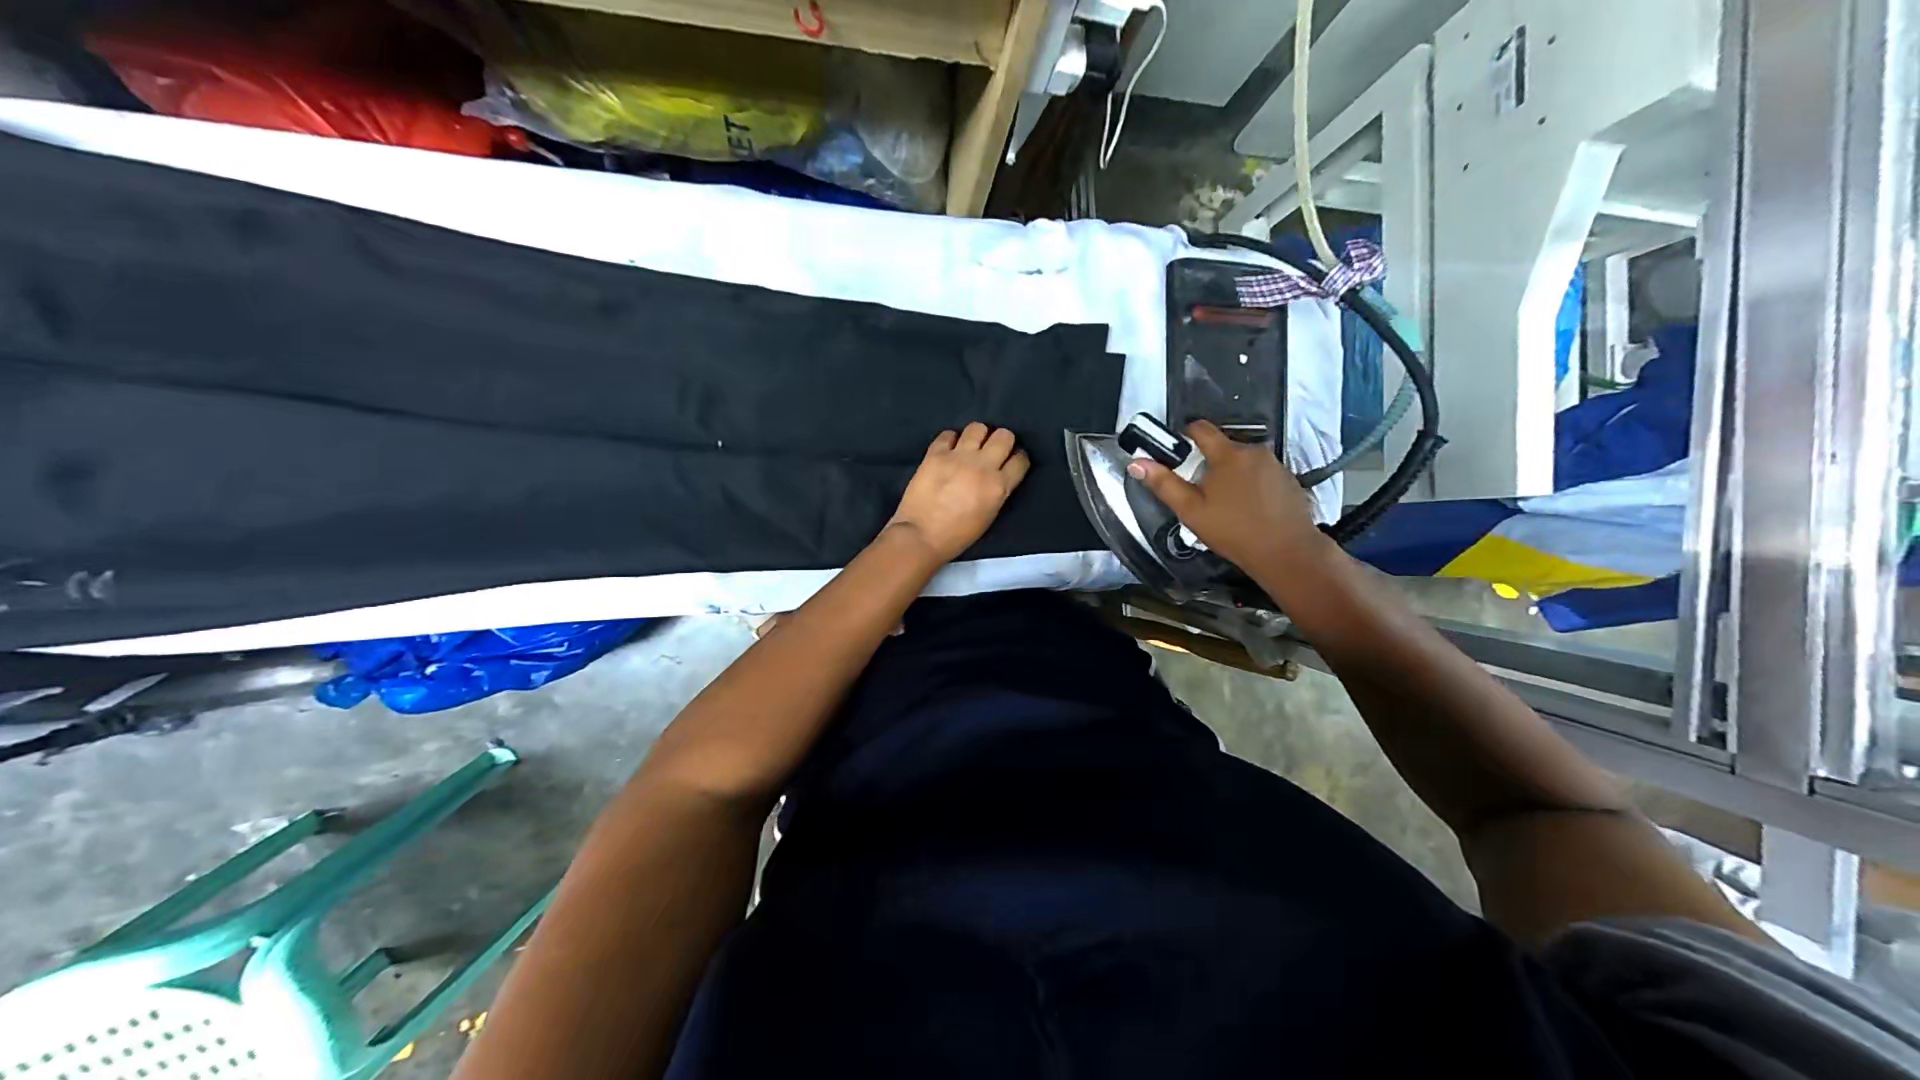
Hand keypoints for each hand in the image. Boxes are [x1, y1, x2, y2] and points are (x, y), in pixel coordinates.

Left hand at [886, 422, 1030, 563]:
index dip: (1017, 459)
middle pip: (1004, 436)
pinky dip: (950, 440)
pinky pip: (948, 434)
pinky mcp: (936, 454)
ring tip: (969, 447)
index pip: (1020, 460)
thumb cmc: (957, 536)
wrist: (921, 536)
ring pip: (977, 428)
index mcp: (999, 487)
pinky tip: (948, 450)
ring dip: (977, 436)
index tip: (1010, 462)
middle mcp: (983, 466)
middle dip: (1001, 441)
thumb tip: (998, 476)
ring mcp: (958, 457)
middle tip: (991, 451)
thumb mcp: (989, 516)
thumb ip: (997, 492)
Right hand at [1126, 420, 1326, 571]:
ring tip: (1225, 504)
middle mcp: (1254, 452)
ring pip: (1243, 461)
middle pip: (1223, 447)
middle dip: (1209, 463)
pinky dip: (1252, 485)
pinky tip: (1248, 509)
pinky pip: (1262, 473)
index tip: (1177, 450)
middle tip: (1200, 492)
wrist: (1286, 552)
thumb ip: (1163, 484)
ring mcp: (1275, 464)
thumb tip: (1137, 464)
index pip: (1201, 428)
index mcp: (1227, 454)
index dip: (1185, 434)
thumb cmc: (1234, 531)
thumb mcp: (1191, 511)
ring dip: (1231, 474)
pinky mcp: (1289, 480)